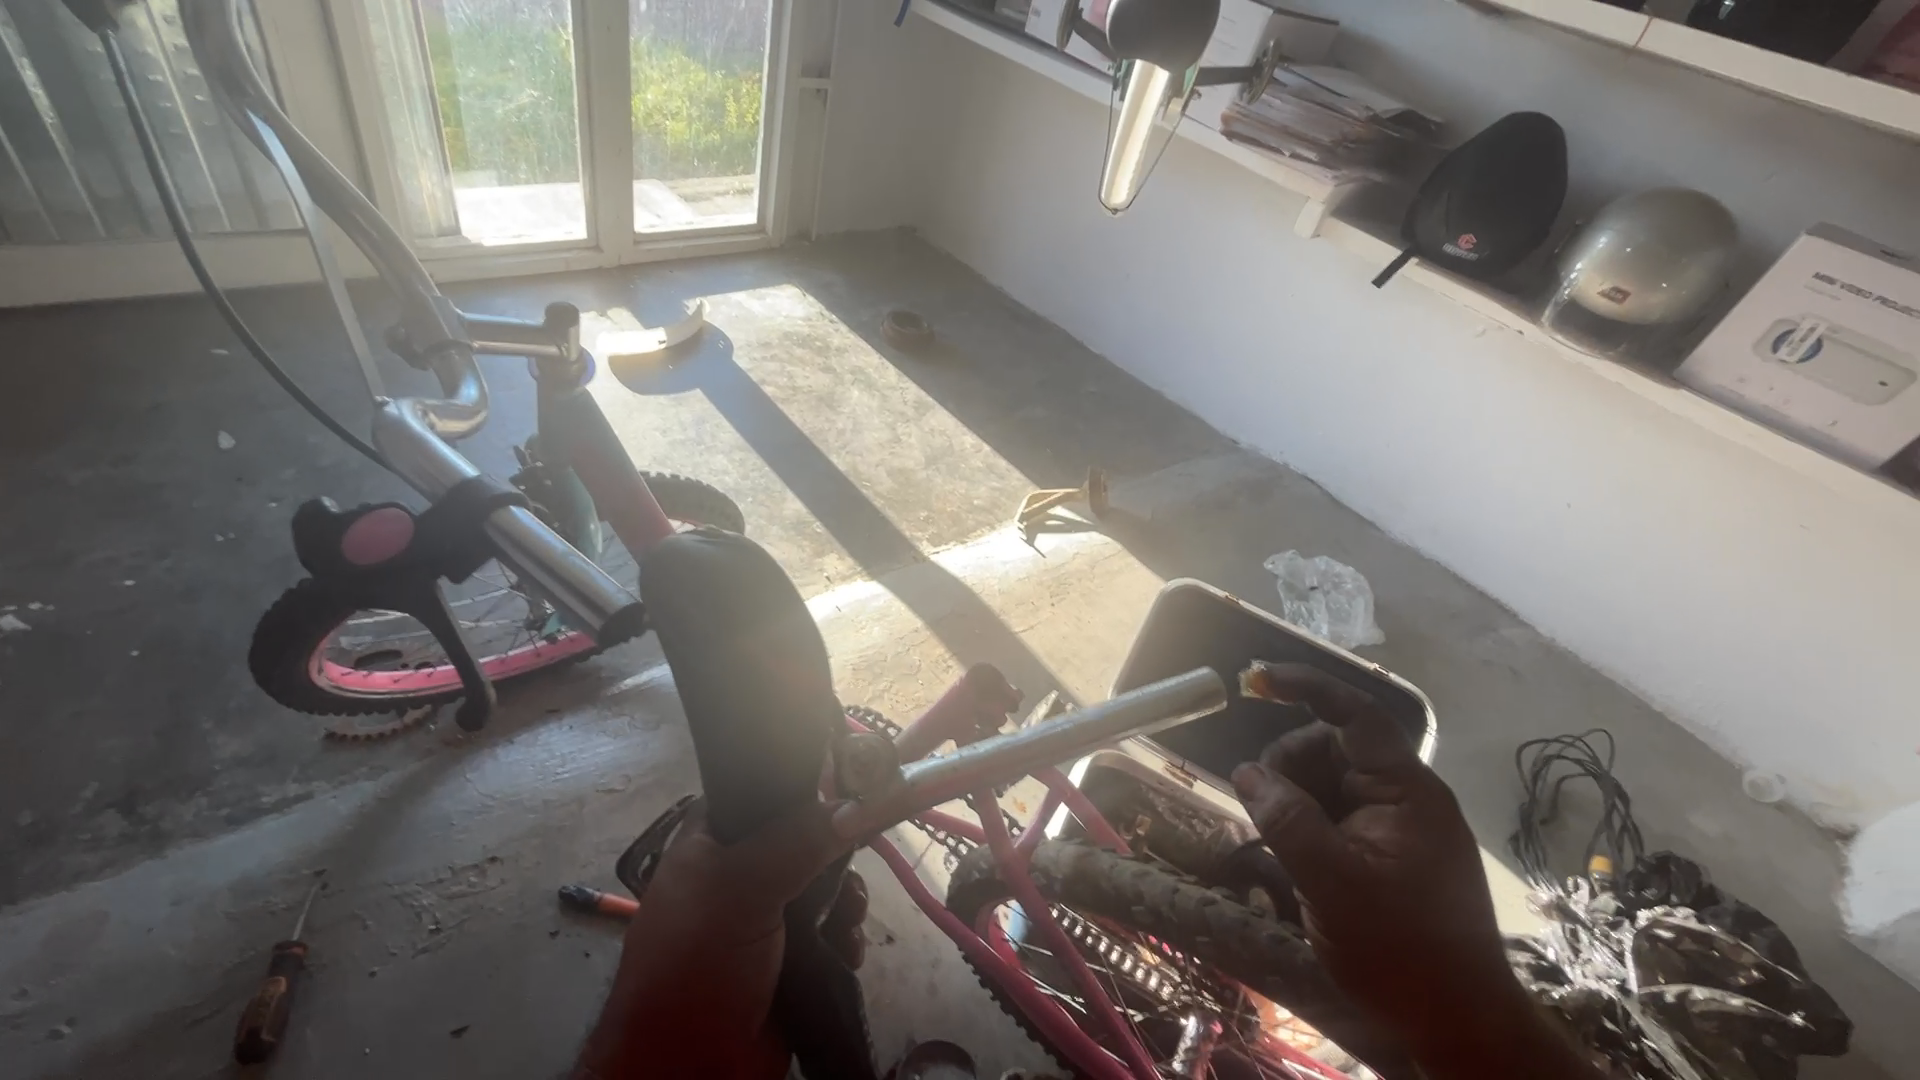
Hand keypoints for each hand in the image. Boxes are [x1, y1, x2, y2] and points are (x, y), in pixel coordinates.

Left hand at [573, 798, 859, 1079]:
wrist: (686, 1072)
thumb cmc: (697, 963)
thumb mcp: (742, 887)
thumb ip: (799, 840)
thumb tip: (859, 804)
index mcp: (710, 841)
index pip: (763, 791)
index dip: (804, 788)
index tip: (850, 788)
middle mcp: (737, 871)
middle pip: (804, 838)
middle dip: (836, 853)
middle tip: (854, 861)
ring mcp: (763, 917)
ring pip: (823, 885)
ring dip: (845, 899)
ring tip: (850, 917)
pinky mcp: (788, 958)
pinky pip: (830, 929)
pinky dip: (845, 934)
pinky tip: (848, 947)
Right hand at [1231, 664, 1599, 1079]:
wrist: (1460, 1026)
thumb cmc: (1400, 952)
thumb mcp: (1330, 882)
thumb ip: (1284, 818)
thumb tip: (1246, 771)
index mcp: (1405, 791)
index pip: (1355, 715)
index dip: (1306, 686)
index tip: (1257, 678)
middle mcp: (1405, 797)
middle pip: (1330, 748)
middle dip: (1288, 768)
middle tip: (1262, 812)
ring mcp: (1398, 826)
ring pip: (1327, 783)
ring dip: (1292, 801)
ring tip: (1277, 848)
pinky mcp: (1389, 854)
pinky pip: (1336, 816)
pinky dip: (1307, 826)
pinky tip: (1294, 864)